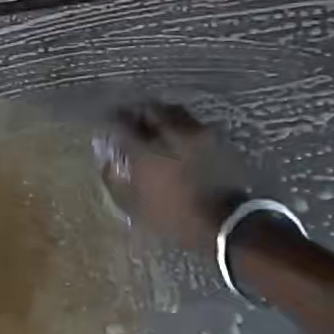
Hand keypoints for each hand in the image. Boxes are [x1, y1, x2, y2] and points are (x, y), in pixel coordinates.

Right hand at [92, 103, 243, 250]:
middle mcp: (172, 132)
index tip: (107, 127)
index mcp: (147, 148)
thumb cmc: (174, 216)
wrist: (227, 225)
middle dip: (136, 112)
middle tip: (129, 121)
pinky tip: (176, 139)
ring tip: (153, 127)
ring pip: (173, 112)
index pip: (121, 122)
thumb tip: (106, 160)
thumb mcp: (134, 204)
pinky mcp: (217, 139)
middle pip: (149, 108)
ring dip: (160, 116)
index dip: (110, 121)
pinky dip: (179, 126)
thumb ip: (113, 178)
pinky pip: (192, 124)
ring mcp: (198, 133)